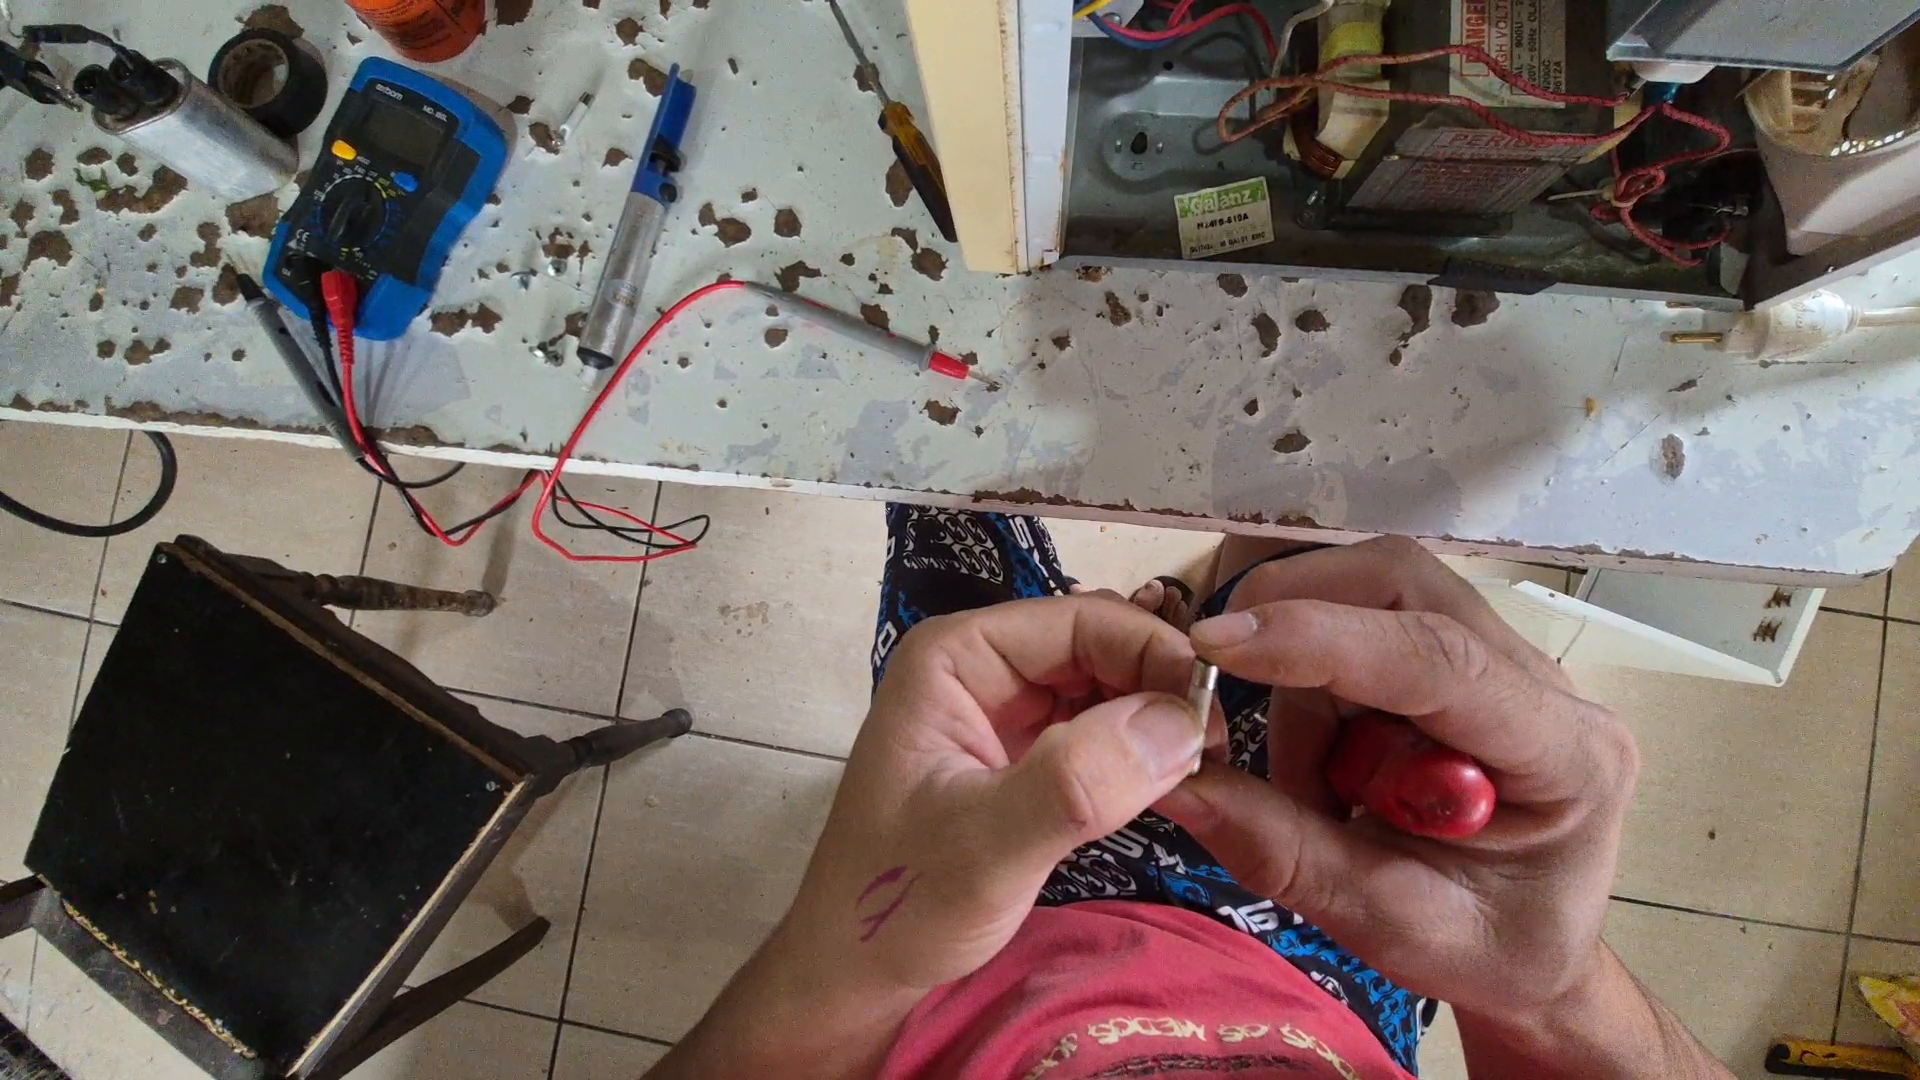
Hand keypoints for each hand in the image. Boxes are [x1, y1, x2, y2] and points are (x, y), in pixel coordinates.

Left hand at [774, 595, 1220, 996]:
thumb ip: (1075, 781)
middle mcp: (981, 665)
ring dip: (1153, 716)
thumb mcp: (985, 847)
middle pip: (1095, 644)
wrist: (857, 969)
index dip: (1152, 651)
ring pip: (1103, 683)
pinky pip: (1096, 726)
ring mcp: (1002, 706)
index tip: (1211, 715)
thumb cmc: (900, 903)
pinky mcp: (1022, 750)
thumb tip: (1178, 723)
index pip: (1077, 621)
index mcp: (957, 655)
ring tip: (1198, 766)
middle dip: (1156, 684)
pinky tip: (1165, 778)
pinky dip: (1136, 747)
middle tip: (1211, 749)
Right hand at [1156, 537, 1638, 1017]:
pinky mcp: (1442, 653)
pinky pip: (1346, 623)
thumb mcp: (1387, 926)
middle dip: (1296, 612)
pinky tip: (1320, 756)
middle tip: (1225, 673)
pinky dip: (1301, 678)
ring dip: (1296, 671)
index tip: (1212, 645)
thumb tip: (1177, 781)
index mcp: (1561, 755)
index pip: (1434, 657)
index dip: (1316, 639)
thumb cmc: (1483, 948)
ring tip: (1306, 779)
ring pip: (1360, 595)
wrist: (1527, 945)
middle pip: (1399, 582)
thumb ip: (1283, 853)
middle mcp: (1534, 681)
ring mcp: (1490, 656)